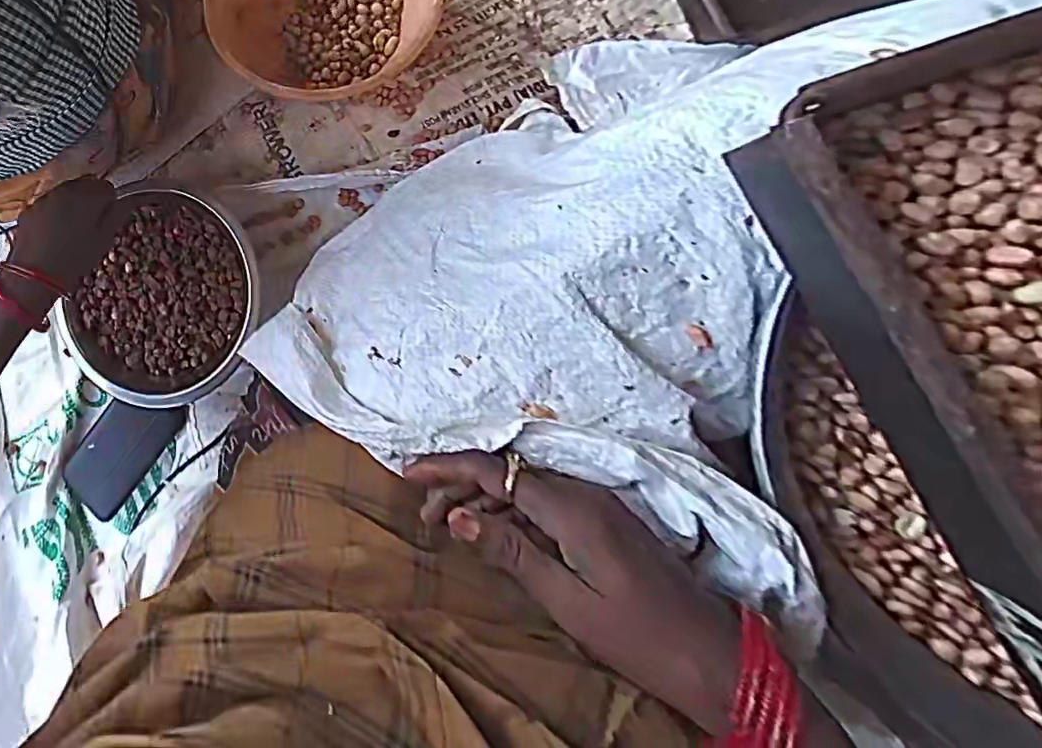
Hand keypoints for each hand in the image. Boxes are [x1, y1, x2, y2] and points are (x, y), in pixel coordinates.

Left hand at [7, 178, 129, 294]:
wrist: (34, 275)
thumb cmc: (75, 259)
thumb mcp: (103, 239)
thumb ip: (117, 214)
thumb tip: (128, 200)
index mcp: (88, 195)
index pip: (106, 187)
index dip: (109, 202)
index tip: (106, 218)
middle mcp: (65, 190)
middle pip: (84, 185)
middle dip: (89, 200)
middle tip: (89, 224)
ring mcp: (44, 198)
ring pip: (64, 193)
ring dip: (71, 204)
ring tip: (70, 230)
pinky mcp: (29, 208)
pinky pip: (47, 204)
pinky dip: (52, 212)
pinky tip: (52, 232)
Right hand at [405, 451, 740, 735]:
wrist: (725, 666)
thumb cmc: (642, 638)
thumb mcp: (567, 600)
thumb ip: (508, 551)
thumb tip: (454, 515)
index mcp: (571, 508)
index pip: (492, 469)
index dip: (446, 467)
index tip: (409, 474)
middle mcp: (582, 493)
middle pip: (503, 472)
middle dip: (457, 485)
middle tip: (425, 513)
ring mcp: (596, 504)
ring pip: (520, 484)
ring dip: (480, 497)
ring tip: (449, 523)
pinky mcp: (603, 519)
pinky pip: (541, 500)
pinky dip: (508, 509)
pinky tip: (492, 531)